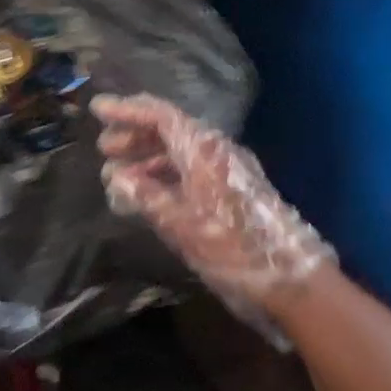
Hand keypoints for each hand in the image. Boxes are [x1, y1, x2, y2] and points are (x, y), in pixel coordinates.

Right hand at [95, 93, 333, 315]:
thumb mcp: (182, 225)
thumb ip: (147, 197)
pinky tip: (149, 193)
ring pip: (180, 150)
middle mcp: (218, 151)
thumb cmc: (234, 249)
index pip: (161, 116)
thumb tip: (116, 177)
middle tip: (104, 148)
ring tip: (120, 174)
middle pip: (170, 129)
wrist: (293, 281)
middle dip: (134, 134)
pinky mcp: (234, 189)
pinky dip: (165, 173)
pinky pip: (191, 167)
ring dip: (148, 156)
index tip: (97, 110)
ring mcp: (228, 169)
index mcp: (205, 151)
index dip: (127, 109)